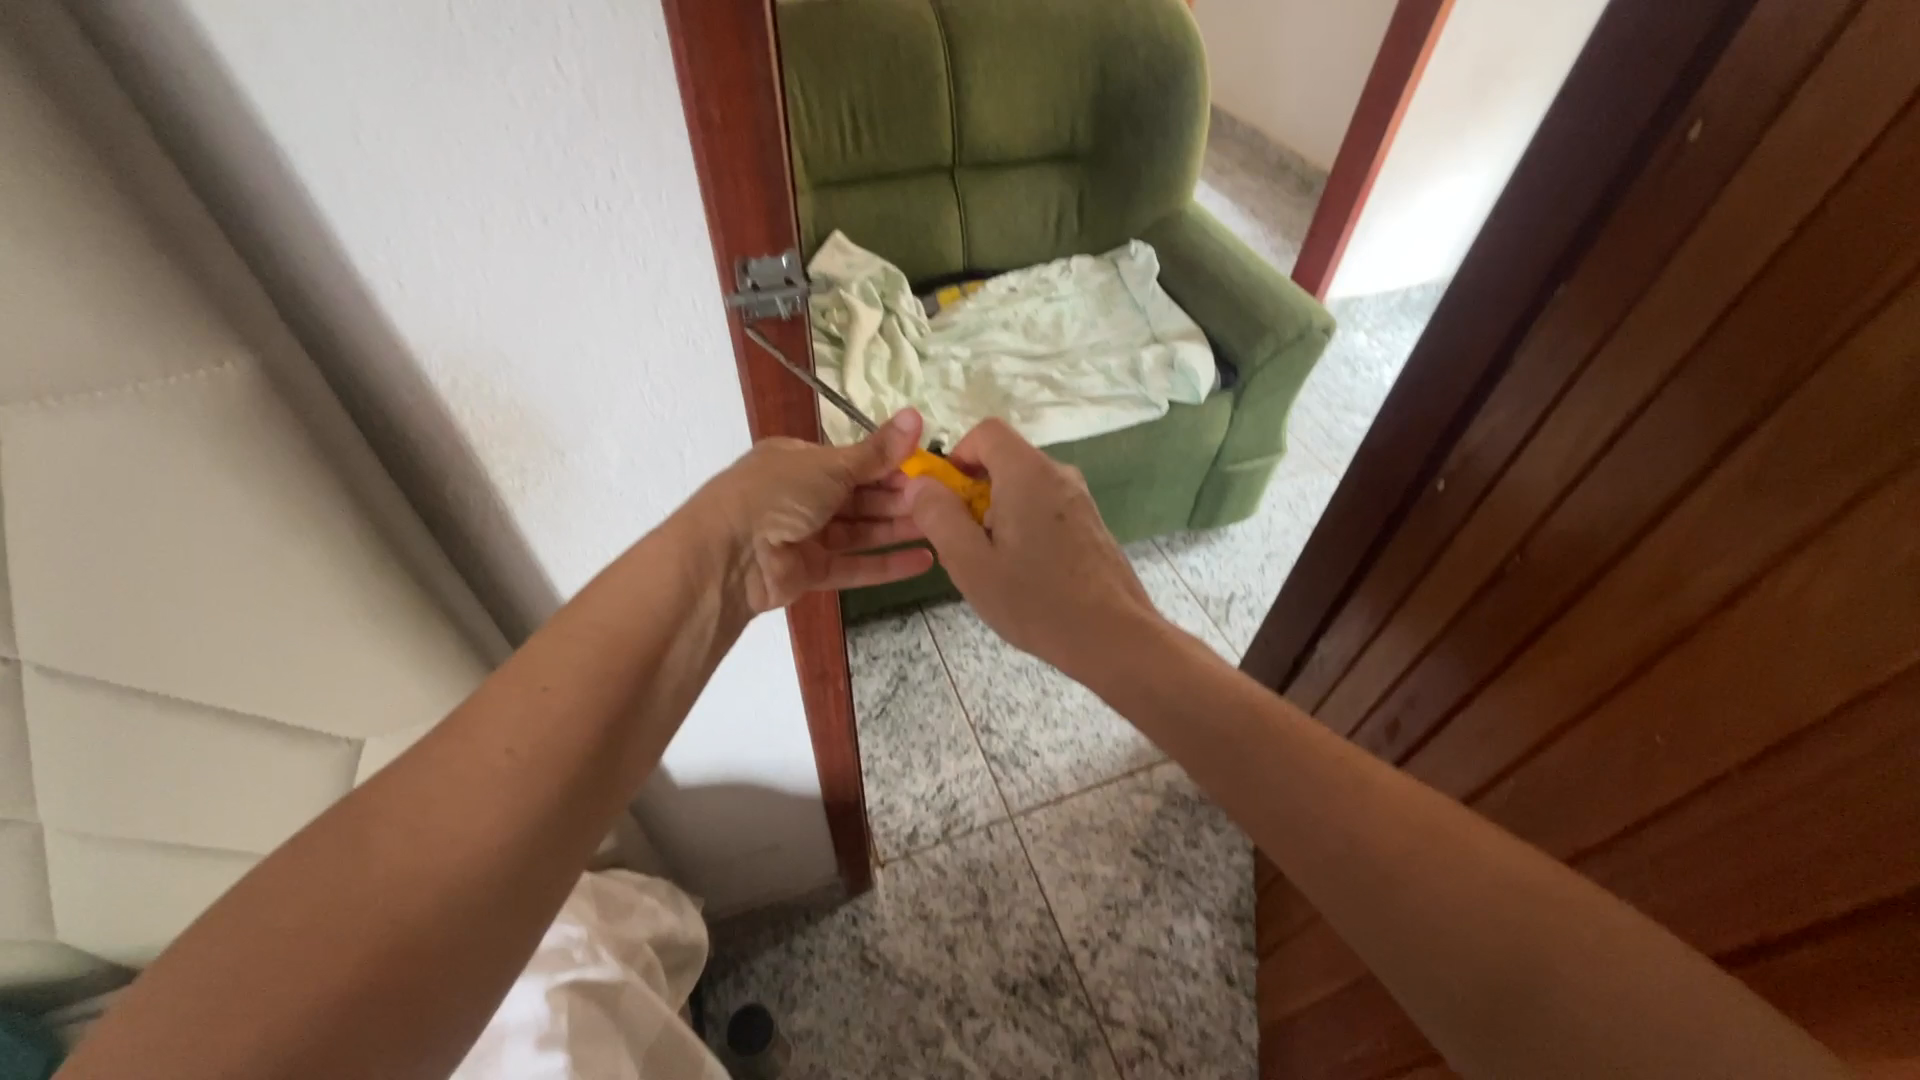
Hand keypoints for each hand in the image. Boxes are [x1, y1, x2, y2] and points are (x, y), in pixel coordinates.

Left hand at [702, 410, 934, 612]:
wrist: (728, 554)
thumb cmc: (777, 494)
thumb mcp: (830, 465)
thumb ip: (876, 452)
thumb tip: (916, 416)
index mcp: (800, 461)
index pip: (854, 462)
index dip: (890, 465)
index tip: (928, 471)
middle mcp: (802, 495)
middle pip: (860, 497)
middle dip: (899, 499)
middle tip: (941, 502)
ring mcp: (805, 535)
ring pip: (860, 531)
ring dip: (897, 529)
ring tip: (941, 529)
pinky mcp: (810, 572)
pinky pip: (854, 566)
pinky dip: (887, 564)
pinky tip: (923, 562)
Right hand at [906, 419, 1164, 680]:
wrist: (1114, 637)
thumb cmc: (1036, 601)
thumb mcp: (971, 563)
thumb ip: (939, 516)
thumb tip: (920, 483)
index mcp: (1027, 473)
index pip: (987, 432)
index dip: (957, 456)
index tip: (946, 499)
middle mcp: (1059, 474)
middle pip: (1005, 461)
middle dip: (975, 494)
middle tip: (967, 544)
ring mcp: (1080, 500)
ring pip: (1025, 489)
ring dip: (999, 516)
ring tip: (996, 567)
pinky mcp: (1092, 525)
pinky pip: (1046, 510)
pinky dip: (1025, 528)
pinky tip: (1027, 576)